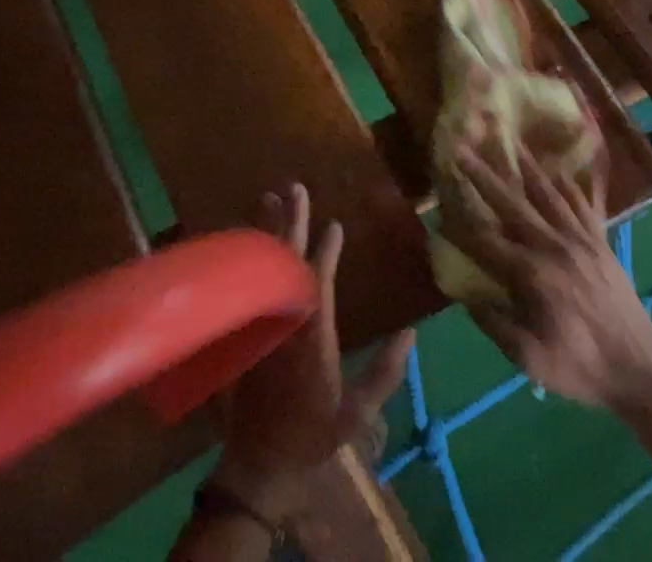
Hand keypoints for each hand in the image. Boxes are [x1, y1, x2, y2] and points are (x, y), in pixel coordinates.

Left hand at [211, 185, 414, 519]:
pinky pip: (244, 285)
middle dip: (291, 223)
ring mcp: (258, 326)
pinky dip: (247, 259)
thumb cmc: (314, 438)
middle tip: (293, 188)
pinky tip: (248, 239)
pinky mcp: (241, 333)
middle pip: (285, 263)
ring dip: (265, 231)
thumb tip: (410, 334)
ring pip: (260, 269)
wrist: (260, 463)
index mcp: (313, 339)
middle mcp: (282, 324)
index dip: (326, 251)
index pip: (319, 282)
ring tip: (267, 198)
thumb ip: (386, 372)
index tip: (335, 224)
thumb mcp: (359, 412)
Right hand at [451, 145, 651, 410]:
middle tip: (461, 149)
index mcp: (533, 276)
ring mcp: (582, 242)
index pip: (484, 241)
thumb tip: (463, 292)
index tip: (435, 207)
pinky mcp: (601, 244)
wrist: (641, 371)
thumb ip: (492, 322)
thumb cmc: (580, 369)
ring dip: (525, 168)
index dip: (457, 225)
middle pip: (512, 205)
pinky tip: (558, 171)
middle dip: (483, 176)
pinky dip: (568, 185)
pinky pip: (583, 206)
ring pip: (548, 195)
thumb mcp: (528, 358)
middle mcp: (555, 248)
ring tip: (509, 142)